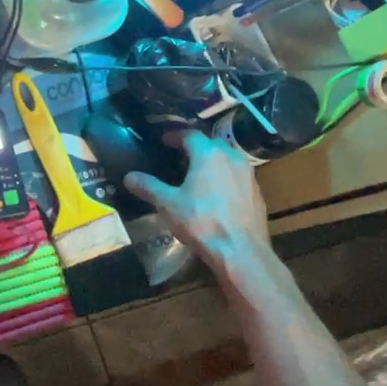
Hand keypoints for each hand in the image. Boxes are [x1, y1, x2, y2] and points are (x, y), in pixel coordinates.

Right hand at [124, 129, 269, 266]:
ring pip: (227, 159)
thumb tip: (129, 177)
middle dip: (195, 147)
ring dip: (212, 162)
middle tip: (180, 156)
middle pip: (211, 144)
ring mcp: (249, 174)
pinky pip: (238, 176)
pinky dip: (225, 178)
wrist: (240, 250)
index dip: (175, 136)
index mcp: (208, 154)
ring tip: (198, 174)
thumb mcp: (167, 204)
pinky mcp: (257, 192)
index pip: (190, 135)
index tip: (164, 140)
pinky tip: (216, 194)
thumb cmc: (200, 221)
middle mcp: (232, 157)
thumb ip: (148, 187)